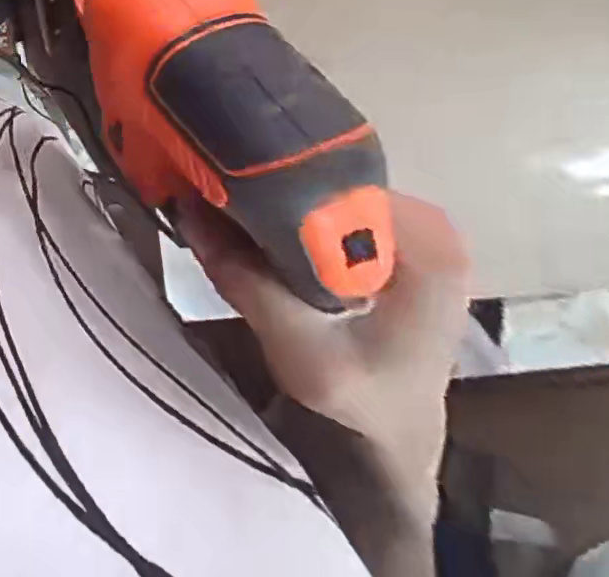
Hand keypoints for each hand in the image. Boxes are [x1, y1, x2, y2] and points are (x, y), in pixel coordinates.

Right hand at [180, 192, 469, 488]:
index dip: (266, 181)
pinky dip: (265, 215)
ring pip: (304, 189)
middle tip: (199, 201)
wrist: (388, 432)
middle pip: (314, 177)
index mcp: (425, 243)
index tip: (214, 190)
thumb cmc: (361, 396)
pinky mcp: (368, 237)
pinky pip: (304, 206)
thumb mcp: (296, 344)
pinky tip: (232, 229)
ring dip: (253, 202)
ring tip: (208, 213)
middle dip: (253, 188)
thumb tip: (184, 207)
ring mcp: (393, 227)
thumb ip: (244, 278)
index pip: (330, 178)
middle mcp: (416, 221)